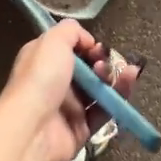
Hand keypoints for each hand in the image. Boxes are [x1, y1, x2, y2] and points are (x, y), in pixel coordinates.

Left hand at [0, 19, 141, 160]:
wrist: (31, 129)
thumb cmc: (40, 77)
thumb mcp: (53, 40)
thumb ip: (72, 31)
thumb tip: (88, 41)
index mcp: (46, 60)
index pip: (72, 48)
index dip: (88, 46)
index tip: (95, 47)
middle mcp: (57, 82)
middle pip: (89, 68)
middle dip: (104, 61)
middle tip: (106, 63)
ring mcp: (70, 107)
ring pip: (100, 89)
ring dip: (116, 77)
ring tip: (127, 71)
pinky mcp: (82, 130)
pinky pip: (105, 111)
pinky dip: (120, 97)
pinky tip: (129, 83)